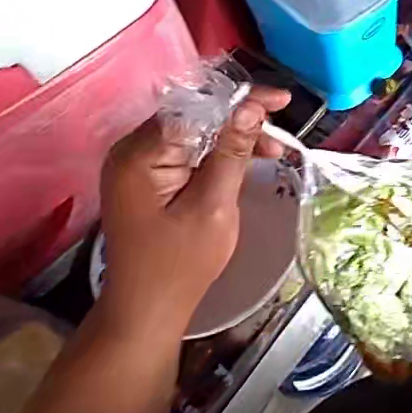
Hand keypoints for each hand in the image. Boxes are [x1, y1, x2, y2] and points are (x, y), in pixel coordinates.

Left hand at [98, 87, 291, 327]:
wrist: (146, 312)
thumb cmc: (179, 266)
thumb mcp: (212, 207)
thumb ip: (231, 153)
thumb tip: (250, 106)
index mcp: (139, 155)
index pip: (196, 108)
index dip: (240, 101)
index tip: (279, 100)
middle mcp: (131, 150)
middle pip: (194, 116)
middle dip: (239, 120)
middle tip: (278, 130)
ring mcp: (137, 163)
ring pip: (195, 132)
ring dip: (232, 137)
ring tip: (271, 149)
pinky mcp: (147, 176)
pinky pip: (187, 150)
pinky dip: (216, 153)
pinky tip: (245, 159)